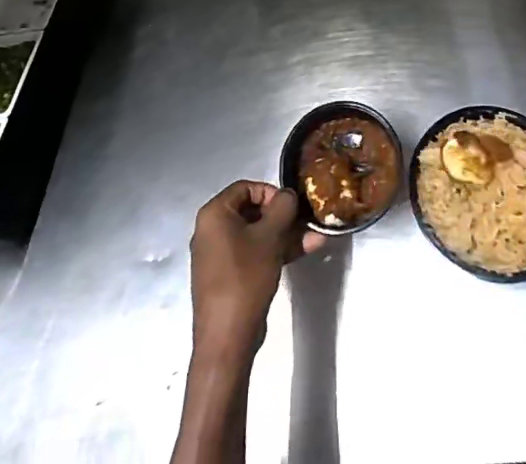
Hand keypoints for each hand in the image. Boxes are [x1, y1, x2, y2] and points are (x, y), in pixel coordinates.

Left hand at [188, 181, 324, 357]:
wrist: (226, 336)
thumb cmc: (245, 277)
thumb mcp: (269, 238)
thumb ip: (282, 209)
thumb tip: (288, 194)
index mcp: (214, 213)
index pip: (245, 188)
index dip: (271, 192)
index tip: (292, 206)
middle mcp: (211, 229)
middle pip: (251, 211)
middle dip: (282, 216)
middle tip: (306, 222)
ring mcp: (218, 254)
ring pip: (255, 234)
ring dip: (284, 234)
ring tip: (314, 238)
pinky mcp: (228, 275)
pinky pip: (252, 253)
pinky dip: (274, 251)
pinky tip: (302, 252)